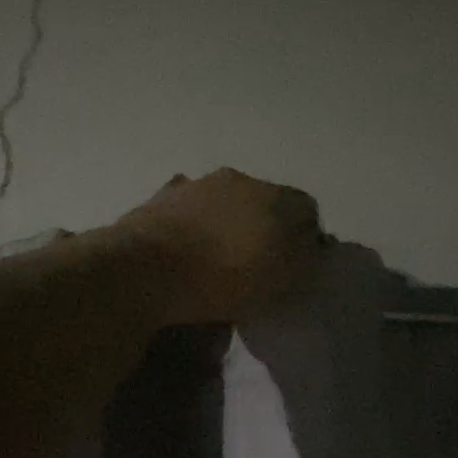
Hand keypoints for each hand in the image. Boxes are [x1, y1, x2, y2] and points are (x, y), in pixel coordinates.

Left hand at [119, 168, 324, 324]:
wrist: (145, 270)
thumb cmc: (223, 278)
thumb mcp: (283, 279)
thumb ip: (307, 258)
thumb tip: (313, 244)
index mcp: (274, 195)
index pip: (307, 208)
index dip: (307, 237)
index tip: (297, 266)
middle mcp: (237, 179)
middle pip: (264, 201)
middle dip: (266, 226)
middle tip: (258, 262)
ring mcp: (195, 185)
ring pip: (224, 202)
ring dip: (227, 222)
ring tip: (218, 258)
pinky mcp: (159, 200)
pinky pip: (187, 211)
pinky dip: (193, 226)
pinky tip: (187, 249)